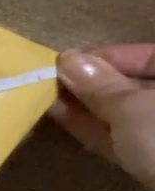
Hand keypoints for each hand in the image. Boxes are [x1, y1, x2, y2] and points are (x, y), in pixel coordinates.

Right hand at [50, 45, 154, 190]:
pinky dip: (98, 126)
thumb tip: (67, 59)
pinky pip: (128, 135)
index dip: (109, 57)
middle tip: (52, 83)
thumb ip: (100, 83)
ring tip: (47, 100)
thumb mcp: (134, 107)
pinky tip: (62, 118)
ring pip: (132, 112)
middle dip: (96, 84)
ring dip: (91, 106)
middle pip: (142, 84)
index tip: (64, 63)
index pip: (153, 55)